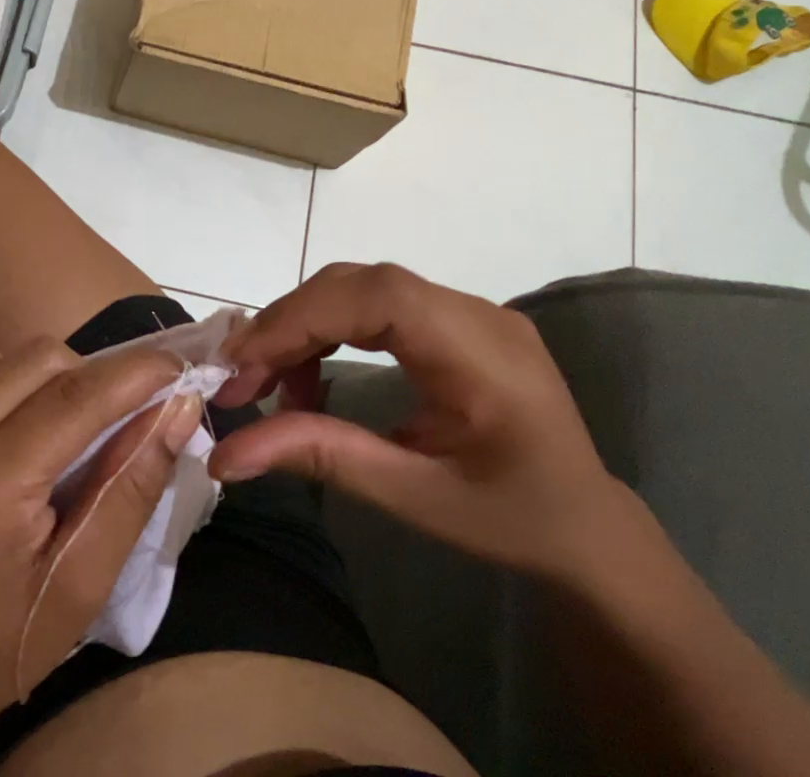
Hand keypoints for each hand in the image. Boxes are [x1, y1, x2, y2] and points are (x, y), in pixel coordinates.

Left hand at [0, 340, 199, 774]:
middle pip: (36, 359)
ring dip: (54, 377)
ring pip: (4, 358)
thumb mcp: (85, 580)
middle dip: (96, 374)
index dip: (135, 372)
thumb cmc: (11, 639)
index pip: (73, 398)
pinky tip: (32, 428)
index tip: (183, 366)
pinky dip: (16, 383)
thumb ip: (132, 488)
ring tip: (80, 429)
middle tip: (131, 414)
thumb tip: (177, 409)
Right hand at [208, 263, 627, 580]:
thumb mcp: (417, 498)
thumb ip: (324, 459)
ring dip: (300, 329)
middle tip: (238, 384)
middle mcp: (475, 315)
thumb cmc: (512, 520)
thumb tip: (226, 456)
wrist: (584, 525)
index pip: (378, 298)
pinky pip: (370, 307)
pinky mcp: (450, 324)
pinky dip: (324, 335)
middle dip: (287, 325)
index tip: (240, 369)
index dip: (298, 319)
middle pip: (359, 284)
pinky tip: (308, 381)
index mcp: (484, 355)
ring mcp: (465, 313)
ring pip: (357, 289)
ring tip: (267, 388)